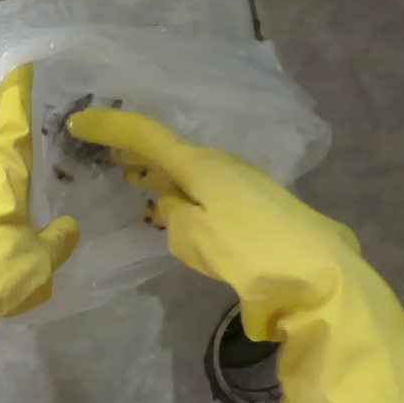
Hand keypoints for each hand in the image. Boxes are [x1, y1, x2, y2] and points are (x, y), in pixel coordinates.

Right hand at [67, 108, 403, 402]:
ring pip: (190, 170)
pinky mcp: (261, 206)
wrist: (325, 281)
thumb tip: (175, 206)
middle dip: (136, 151)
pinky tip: (177, 207)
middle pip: (170, 150)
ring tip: (135, 180)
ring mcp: (247, 183)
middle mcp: (225, 164)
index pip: (147, 136)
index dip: (111, 127)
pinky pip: (208, 188)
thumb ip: (173, 217)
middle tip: (105, 155)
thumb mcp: (194, 238)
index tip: (78, 121)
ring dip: (161, 172)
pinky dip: (184, 190)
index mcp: (203, 165)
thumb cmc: (251, 253)